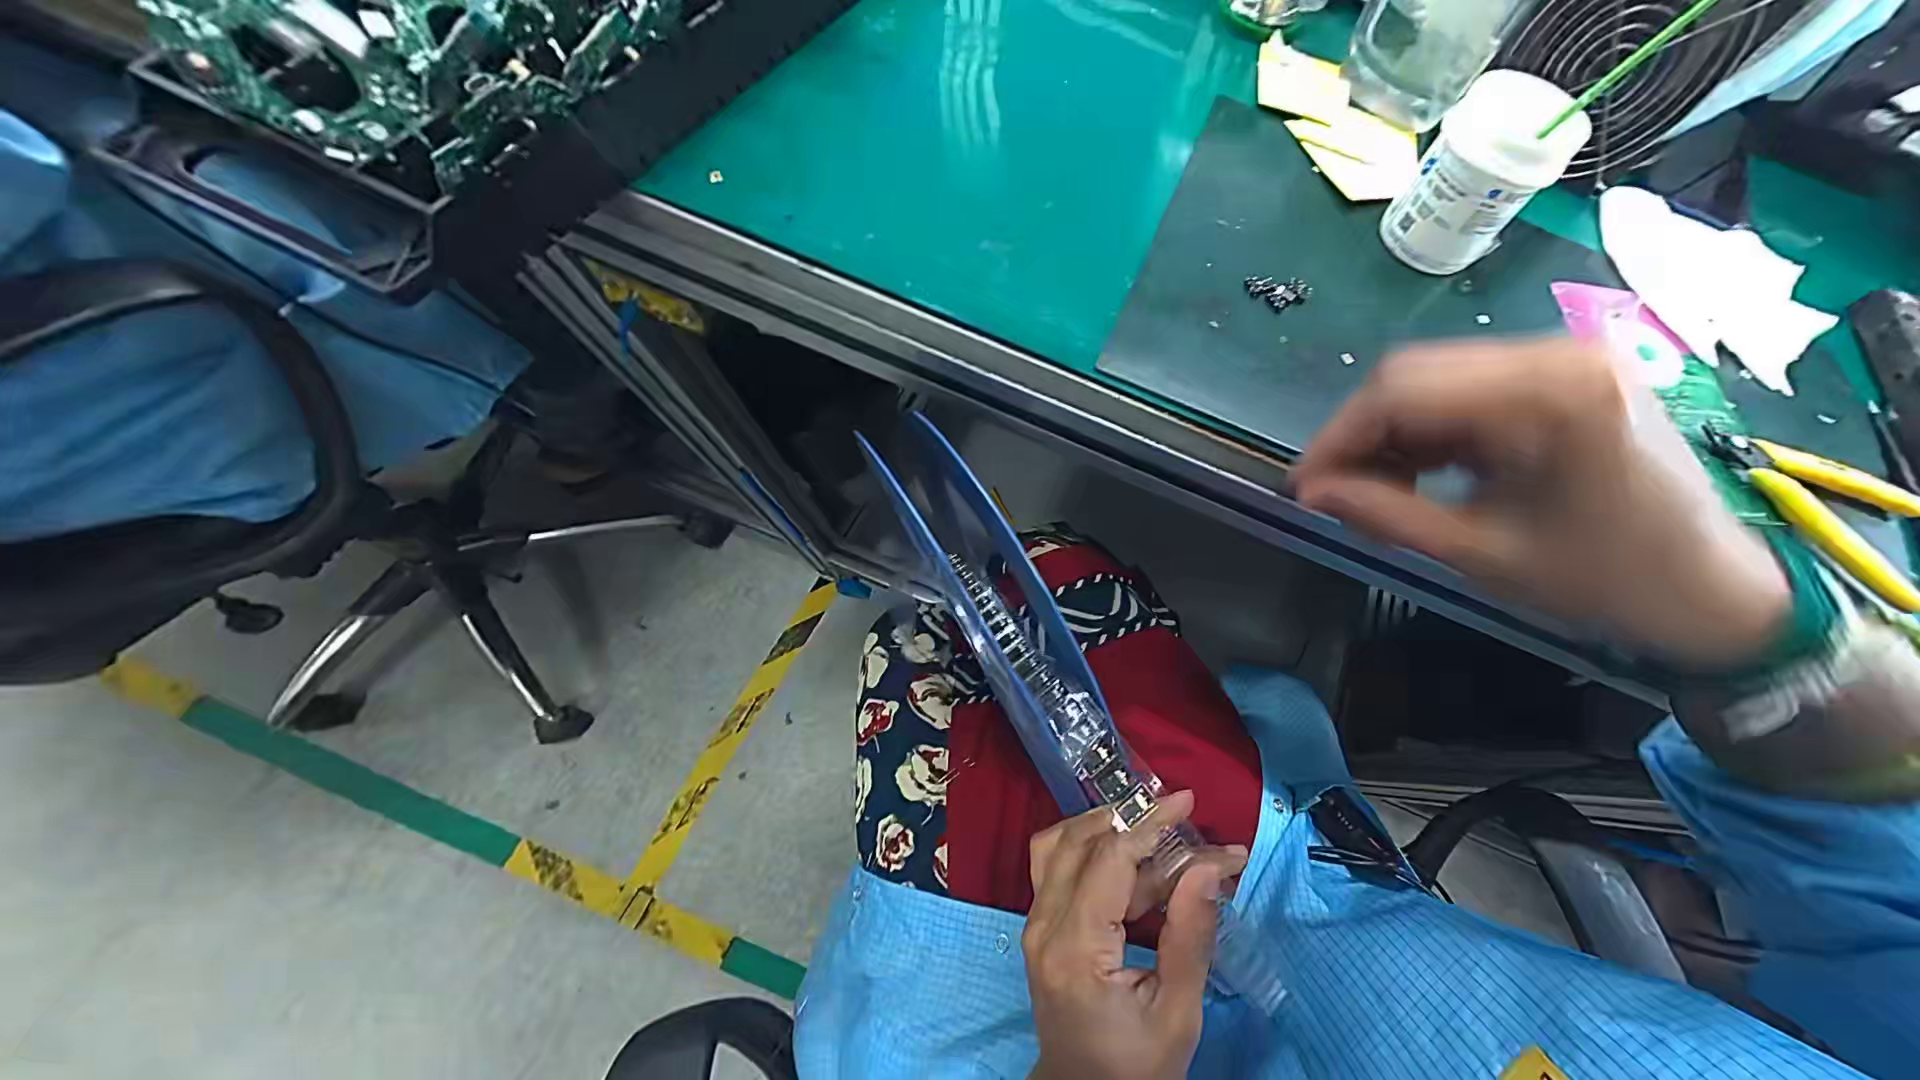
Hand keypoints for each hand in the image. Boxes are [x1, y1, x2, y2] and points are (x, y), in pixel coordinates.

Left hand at [1024, 791, 1246, 1079]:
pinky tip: (1132, 860)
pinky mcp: (1037, 923)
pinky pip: (1057, 865)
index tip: (1186, 802)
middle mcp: (1042, 922)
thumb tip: (1207, 866)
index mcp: (1074, 946)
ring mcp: (1033, 920)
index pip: (1109, 858)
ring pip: (1058, 844)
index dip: (1148, 823)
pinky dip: (1094, 849)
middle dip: (1130, 819)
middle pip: (1077, 840)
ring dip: (1105, 826)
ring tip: (1153, 830)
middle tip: (1177, 819)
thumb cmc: (1134, 1068)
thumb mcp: (1176, 1014)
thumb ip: (1190, 937)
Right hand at [1293, 337, 1792, 667]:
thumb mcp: (1478, 553)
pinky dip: (1420, 431)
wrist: (1716, 591)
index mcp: (1547, 396)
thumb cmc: (1606, 580)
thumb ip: (1382, 515)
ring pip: (1427, 380)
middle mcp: (1556, 356)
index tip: (1301, 486)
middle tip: (1330, 489)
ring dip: (1385, 434)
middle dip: (1356, 435)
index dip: (1334, 439)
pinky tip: (1412, 471)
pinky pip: (1459, 391)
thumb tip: (1309, 493)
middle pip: (1408, 375)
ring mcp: (1561, 361)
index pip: (1399, 393)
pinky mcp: (1557, 378)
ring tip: (1370, 487)